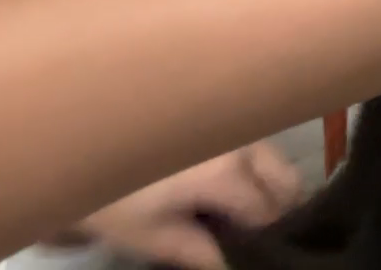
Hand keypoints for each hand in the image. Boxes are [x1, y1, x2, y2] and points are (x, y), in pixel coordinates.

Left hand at [72, 142, 299, 269]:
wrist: (94, 147)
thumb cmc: (122, 199)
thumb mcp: (156, 239)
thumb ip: (202, 256)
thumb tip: (235, 268)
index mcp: (228, 175)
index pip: (268, 213)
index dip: (266, 239)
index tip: (257, 256)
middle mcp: (244, 146)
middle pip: (286, 181)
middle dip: (282, 212)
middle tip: (260, 239)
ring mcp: (240, 130)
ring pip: (278, 163)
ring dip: (273, 191)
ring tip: (247, 219)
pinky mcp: (230, 124)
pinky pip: (262, 151)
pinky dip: (261, 174)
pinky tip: (237, 193)